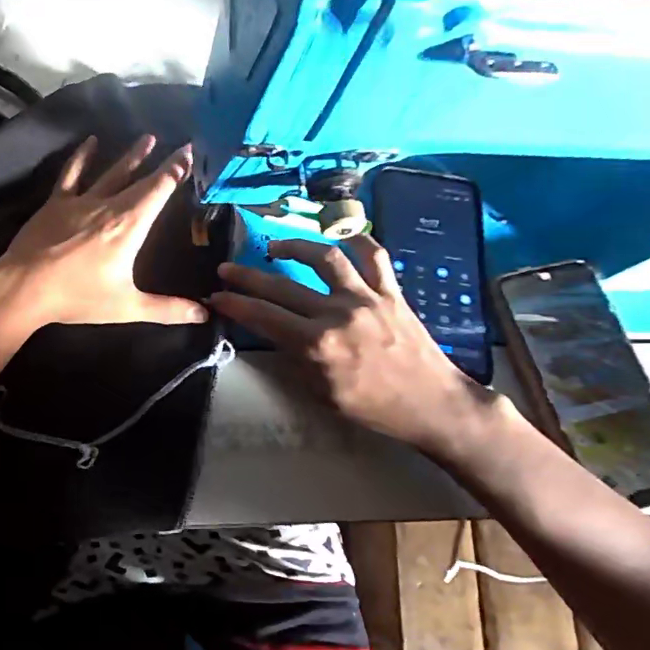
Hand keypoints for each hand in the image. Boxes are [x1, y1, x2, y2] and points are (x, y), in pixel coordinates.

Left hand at [0, 134, 209, 330]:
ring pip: (111, 172)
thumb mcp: (128, 307)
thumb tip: (204, 315)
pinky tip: (91, 142)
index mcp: (130, 225)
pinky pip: (72, 173)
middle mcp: (108, 205)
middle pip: (141, 179)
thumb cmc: (79, 296)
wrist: (24, 287)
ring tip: (147, 138)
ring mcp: (80, 201)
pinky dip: (82, 156)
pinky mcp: (56, 203)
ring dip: (131, 155)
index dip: (176, 170)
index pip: (159, 189)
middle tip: (180, 145)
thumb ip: (168, 309)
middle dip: (163, 163)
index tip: (190, 151)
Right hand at [209, 236, 506, 456]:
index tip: (216, 297)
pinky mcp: (391, 291)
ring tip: (275, 247)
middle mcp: (337, 313)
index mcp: (317, 345)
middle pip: (282, 286)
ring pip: (325, 257)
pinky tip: (343, 240)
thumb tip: (275, 337)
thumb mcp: (324, 396)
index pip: (263, 317)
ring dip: (295, 246)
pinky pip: (375, 256)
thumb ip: (296, 363)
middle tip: (226, 270)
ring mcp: (366, 297)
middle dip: (247, 277)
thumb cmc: (376, 409)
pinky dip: (359, 242)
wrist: (433, 404)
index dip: (234, 305)